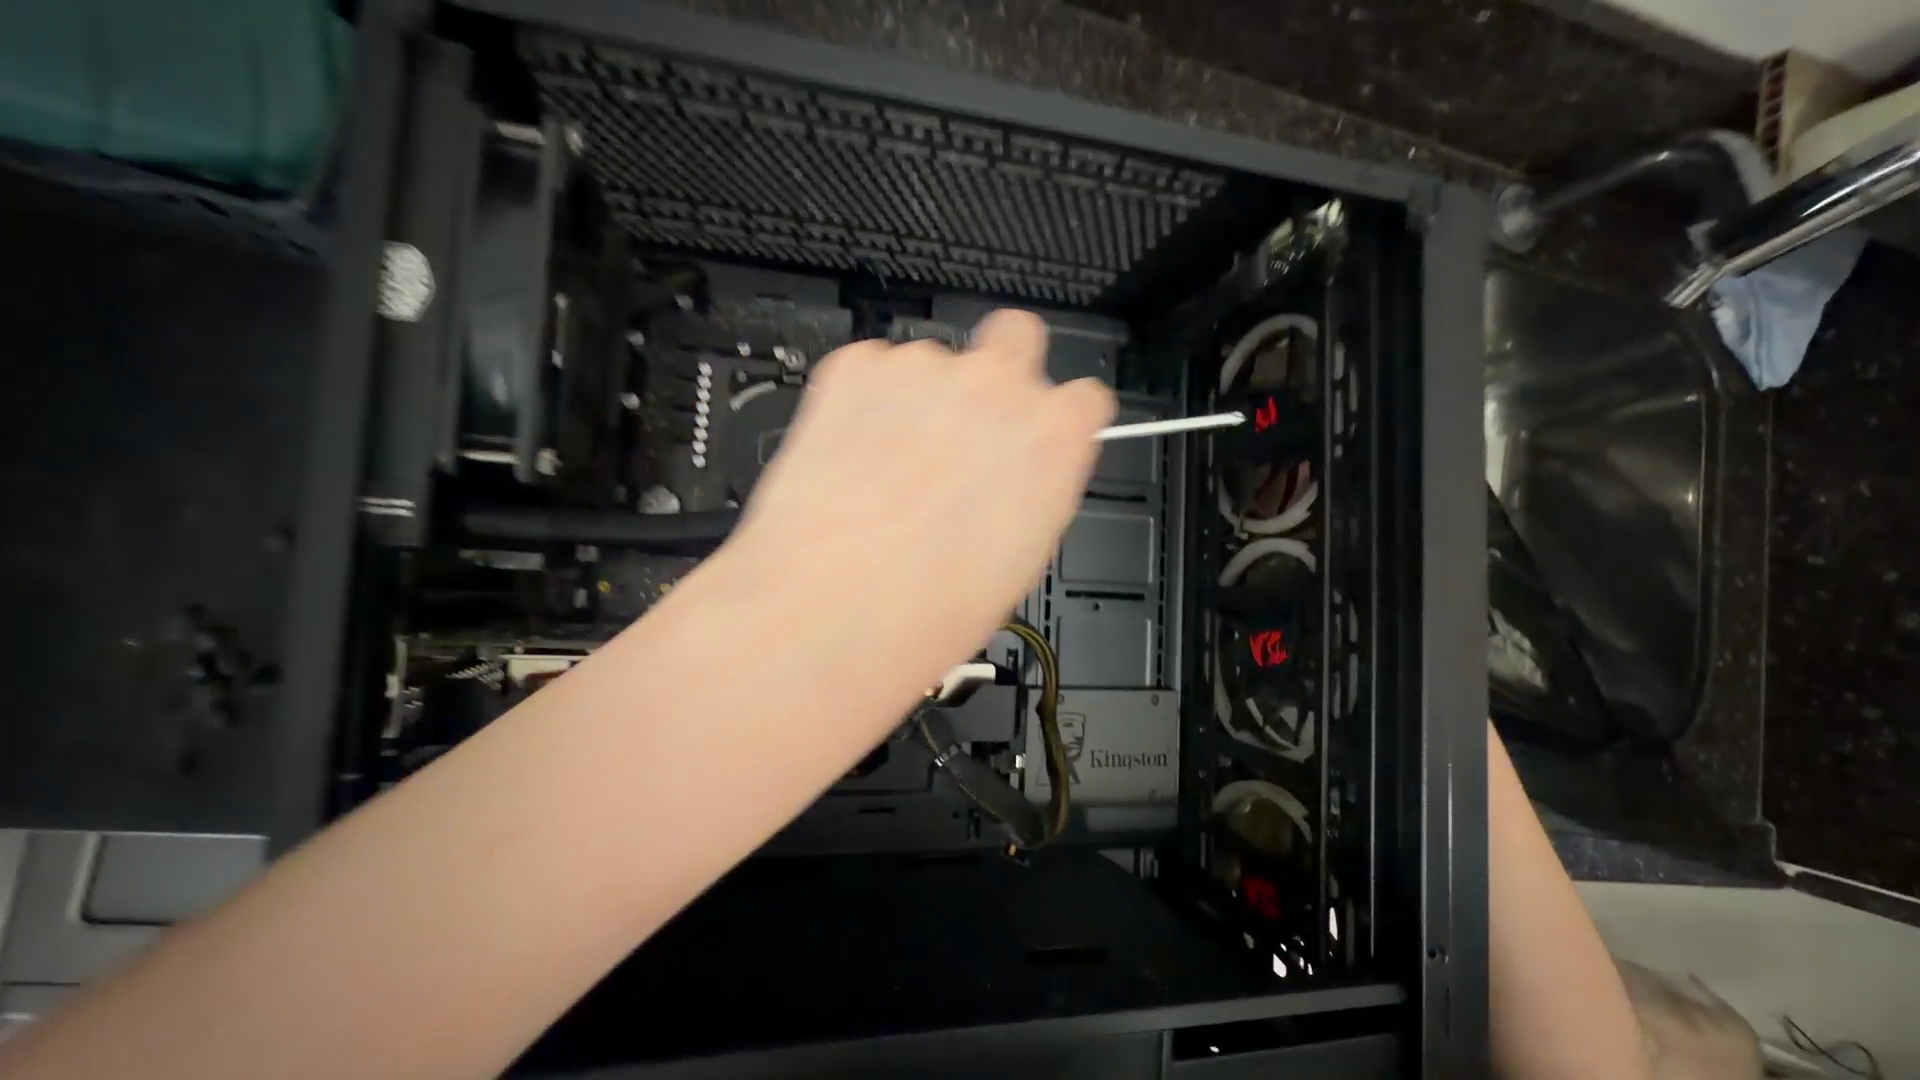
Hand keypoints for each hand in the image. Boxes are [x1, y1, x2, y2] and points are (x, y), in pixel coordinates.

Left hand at [720, 309, 1113, 722]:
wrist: (830, 605)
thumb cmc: (925, 608)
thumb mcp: (1020, 560)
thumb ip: (1033, 491)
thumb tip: (1021, 479)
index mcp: (1053, 435)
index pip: (1083, 398)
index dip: (1057, 420)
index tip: (1039, 436)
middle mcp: (995, 386)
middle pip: (1017, 338)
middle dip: (1000, 371)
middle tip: (967, 423)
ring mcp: (924, 370)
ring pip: (934, 363)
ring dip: (921, 401)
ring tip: (892, 469)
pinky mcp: (857, 369)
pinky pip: (872, 370)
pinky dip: (867, 401)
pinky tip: (858, 456)